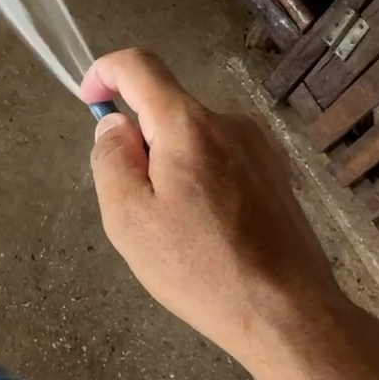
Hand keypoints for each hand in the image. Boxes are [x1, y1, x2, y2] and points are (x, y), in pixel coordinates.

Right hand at [83, 49, 378, 379]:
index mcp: (188, 125)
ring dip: (170, 165)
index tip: (89, 100)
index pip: (139, 66)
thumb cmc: (200, 268)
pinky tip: (209, 232)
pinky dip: (199, 178)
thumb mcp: (130, 219)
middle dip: (139, 142)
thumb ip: (112, 159)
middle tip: (136, 206)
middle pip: (166, 108)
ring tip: (175, 229)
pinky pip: (221, 158)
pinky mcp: (277, 174)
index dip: (105, 72)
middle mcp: (229, 122)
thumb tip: (115, 125)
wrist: (289, 313)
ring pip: (193, 137)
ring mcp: (260, 147)